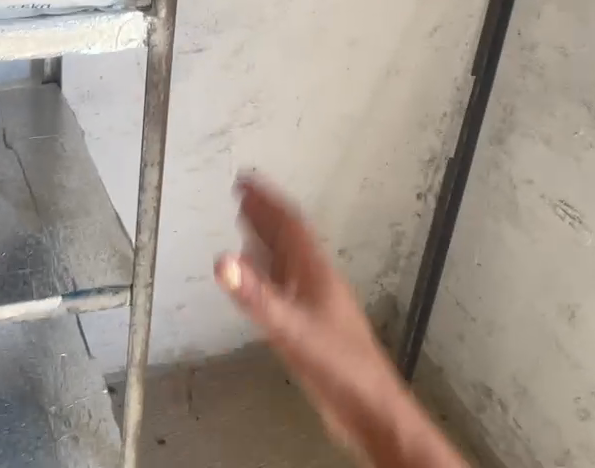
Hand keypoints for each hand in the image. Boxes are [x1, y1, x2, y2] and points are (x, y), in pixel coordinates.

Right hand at [215, 175, 465, 467]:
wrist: (373, 414)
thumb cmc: (340, 367)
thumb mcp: (291, 329)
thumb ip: (255, 296)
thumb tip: (221, 262)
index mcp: (315, 272)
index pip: (289, 224)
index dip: (267, 199)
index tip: (245, 180)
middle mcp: (315, 281)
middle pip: (288, 238)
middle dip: (264, 213)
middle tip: (241, 192)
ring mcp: (315, 304)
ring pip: (287, 260)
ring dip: (266, 238)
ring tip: (245, 222)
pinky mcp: (311, 327)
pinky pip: (284, 286)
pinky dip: (266, 272)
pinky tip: (256, 280)